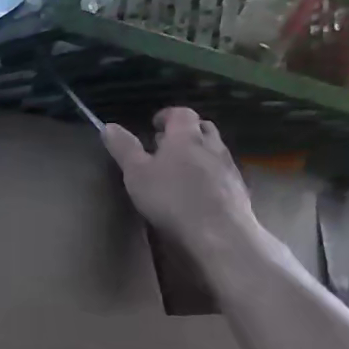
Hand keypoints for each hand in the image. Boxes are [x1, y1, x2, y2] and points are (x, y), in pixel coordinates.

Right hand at [102, 107, 259, 249]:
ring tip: (181, 170)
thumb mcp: (136, 173)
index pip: (181, 113)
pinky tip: (199, 193)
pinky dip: (210, 175)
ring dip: (199, 154)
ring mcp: (229, 169)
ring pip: (215, 151)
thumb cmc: (172, 198)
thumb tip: (109, 127)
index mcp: (186, 136)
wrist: (220, 235)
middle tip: (167, 145)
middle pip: (202, 128)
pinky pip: (223, 173)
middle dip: (185, 132)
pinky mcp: (239, 191)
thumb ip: (124, 148)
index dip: (167, 115)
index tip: (154, 125)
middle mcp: (212, 146)